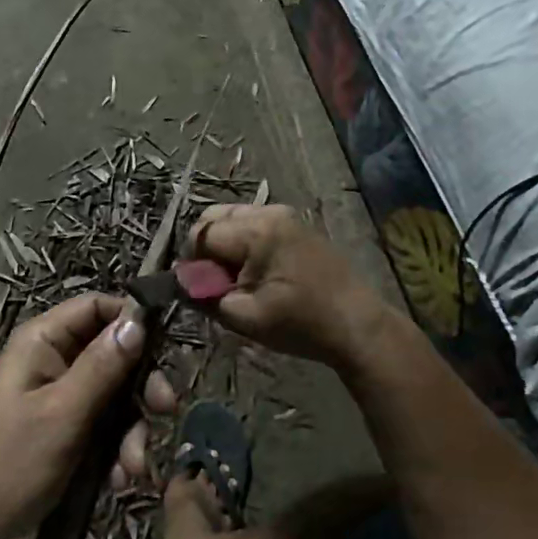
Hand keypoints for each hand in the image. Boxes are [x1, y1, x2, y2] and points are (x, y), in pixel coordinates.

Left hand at [0, 294, 176, 538]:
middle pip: (113, 353)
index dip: (131, 320)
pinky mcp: (67, 430)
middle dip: (140, 386)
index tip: (165, 346)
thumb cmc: (9, 464)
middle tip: (165, 409)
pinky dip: (117, 449)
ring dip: (132, 429)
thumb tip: (138, 319)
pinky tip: (119, 479)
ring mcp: (61, 397)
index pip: (96, 307)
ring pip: (115, 394)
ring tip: (134, 467)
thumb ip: (102, 366)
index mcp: (42, 341)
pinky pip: (105, 425)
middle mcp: (53, 361)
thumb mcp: (62, 414)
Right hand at [185, 204, 392, 368]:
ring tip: (234, 280)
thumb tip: (179, 281)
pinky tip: (254, 274)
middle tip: (214, 284)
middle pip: (215, 218)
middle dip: (205, 249)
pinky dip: (243, 244)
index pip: (202, 234)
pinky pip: (254, 225)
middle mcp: (269, 212)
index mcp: (257, 229)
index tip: (197, 289)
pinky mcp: (295, 226)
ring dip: (224, 245)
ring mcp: (285, 216)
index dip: (191, 262)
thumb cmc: (301, 323)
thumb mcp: (244, 316)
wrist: (358, 326)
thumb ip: (204, 294)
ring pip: (233, 219)